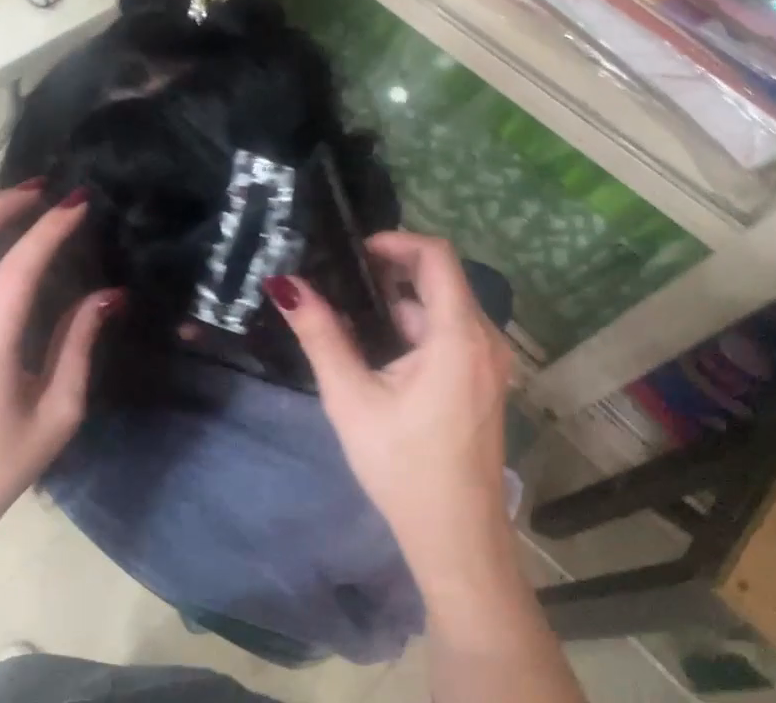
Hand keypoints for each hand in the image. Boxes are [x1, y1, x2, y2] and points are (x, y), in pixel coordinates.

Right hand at [265, 233, 512, 572]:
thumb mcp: (351, 396)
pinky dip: (414, 328)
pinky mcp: (485, 380)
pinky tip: (377, 351)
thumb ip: (320, 334)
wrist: (455, 536)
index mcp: (459, 337)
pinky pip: (450, 333)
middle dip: (388, 273)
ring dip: (398, 303)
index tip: (351, 251)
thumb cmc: (401, 464)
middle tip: (336, 280)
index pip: (437, 256)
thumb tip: (284, 284)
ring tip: (347, 315)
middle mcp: (485, 339)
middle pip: (440, 279)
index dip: (394, 241)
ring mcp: (491, 362)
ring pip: (442, 308)